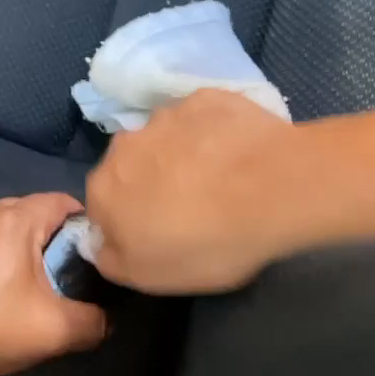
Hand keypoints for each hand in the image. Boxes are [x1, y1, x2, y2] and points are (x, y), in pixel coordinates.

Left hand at [0, 193, 108, 375]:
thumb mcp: (55, 330)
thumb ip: (94, 320)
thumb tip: (107, 318)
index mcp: (13, 220)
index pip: (61, 202)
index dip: (83, 225)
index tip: (90, 256)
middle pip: (29, 212)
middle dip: (49, 238)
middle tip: (61, 276)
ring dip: (16, 246)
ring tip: (24, 284)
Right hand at [86, 90, 330, 293]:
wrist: (272, 189)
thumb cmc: (204, 242)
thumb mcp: (150, 277)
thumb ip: (113, 260)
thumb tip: (103, 246)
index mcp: (102, 190)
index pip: (102, 209)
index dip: (127, 224)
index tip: (156, 237)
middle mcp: (122, 147)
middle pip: (130, 170)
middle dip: (149, 185)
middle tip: (189, 209)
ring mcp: (165, 117)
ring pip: (164, 140)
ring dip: (181, 157)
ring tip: (220, 181)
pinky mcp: (205, 98)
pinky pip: (201, 118)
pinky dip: (212, 133)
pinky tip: (237, 153)